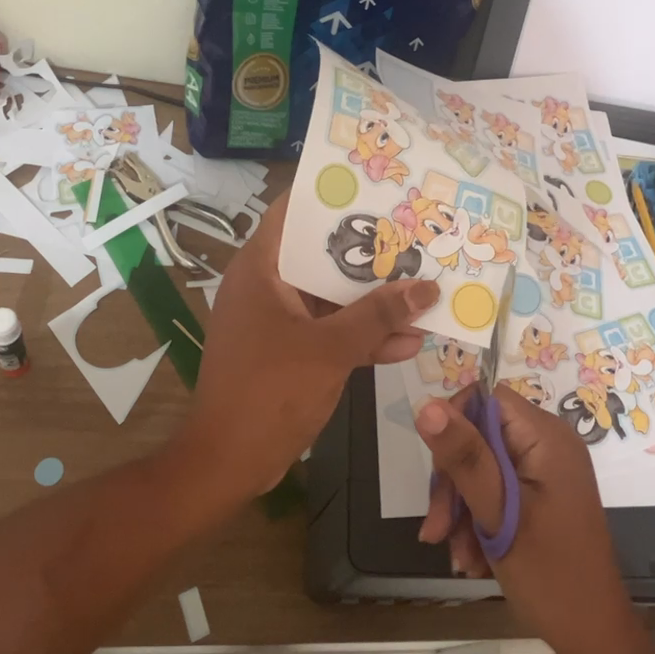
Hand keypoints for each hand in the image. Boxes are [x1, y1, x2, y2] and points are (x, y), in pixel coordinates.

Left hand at [177, 200, 438, 499]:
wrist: (227, 463)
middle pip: (321, 255)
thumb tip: (427, 288)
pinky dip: (360, 336)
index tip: (377, 190)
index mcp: (262, 269)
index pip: (293, 212)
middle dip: (369, 253)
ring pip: (331, 297)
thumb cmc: (270, 391)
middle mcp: (267, 286)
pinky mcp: (288, 353)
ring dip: (373, 301)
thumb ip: (379, 315)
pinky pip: (329, 331)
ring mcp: (277, 321)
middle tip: (414, 237)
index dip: (333, 197)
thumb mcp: (331, 349)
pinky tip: (407, 342)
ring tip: (423, 290)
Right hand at [416, 388, 654, 653]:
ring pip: (484, 466)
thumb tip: (426, 404)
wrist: (593, 633)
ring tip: (457, 554)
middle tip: (438, 530)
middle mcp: (549, 443)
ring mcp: (547, 469)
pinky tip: (473, 557)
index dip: (454, 428)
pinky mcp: (542, 493)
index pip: (484, 398)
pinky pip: (499, 488)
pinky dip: (480, 518)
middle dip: (454, 482)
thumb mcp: (498, 514)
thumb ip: (464, 457)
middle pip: (480, 435)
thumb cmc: (549, 574)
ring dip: (462, 509)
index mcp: (545, 436)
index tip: (440, 476)